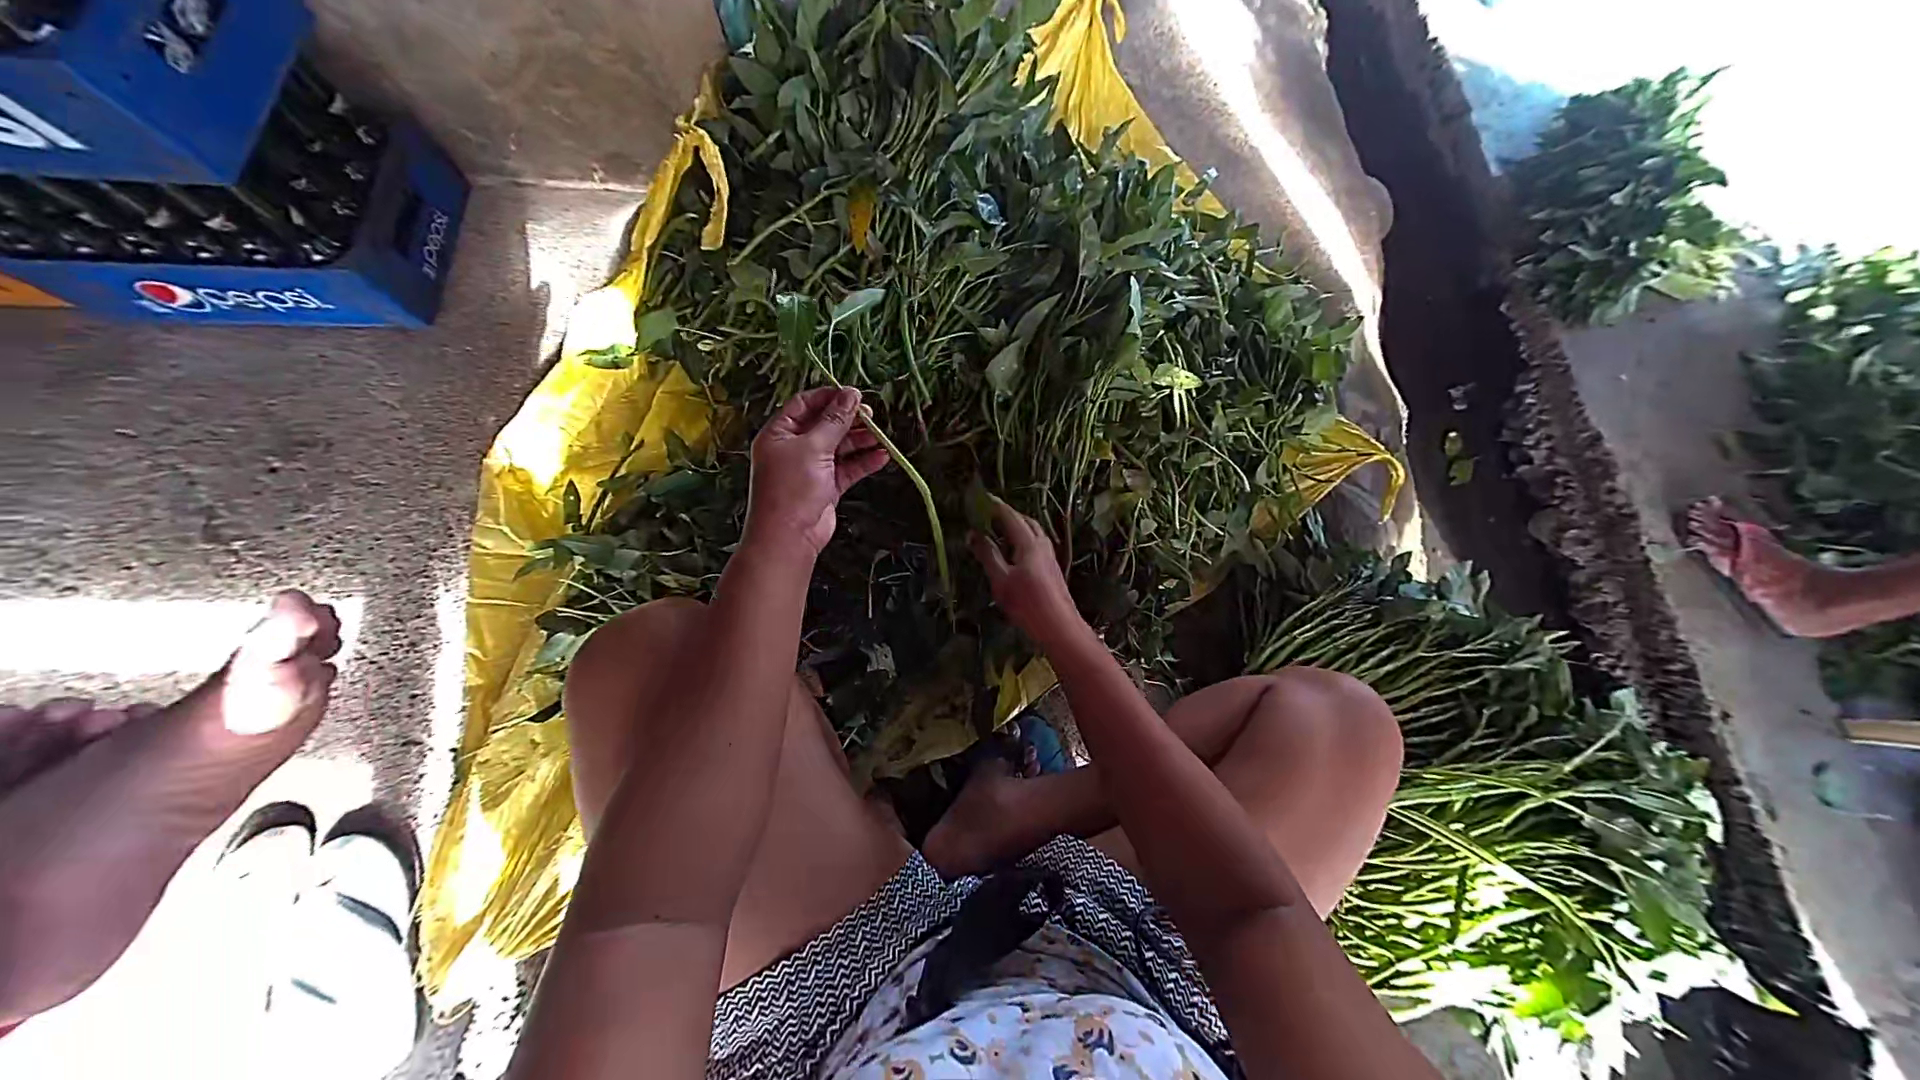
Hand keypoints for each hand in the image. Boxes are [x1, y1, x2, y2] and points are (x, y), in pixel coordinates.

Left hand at [745, 387, 890, 556]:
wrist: (789, 537)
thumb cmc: (791, 489)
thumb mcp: (813, 447)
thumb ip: (835, 421)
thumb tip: (851, 395)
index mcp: (779, 433)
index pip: (804, 404)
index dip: (829, 397)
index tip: (853, 395)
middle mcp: (793, 448)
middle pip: (825, 425)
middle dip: (849, 420)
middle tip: (871, 416)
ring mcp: (810, 468)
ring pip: (839, 447)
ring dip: (860, 441)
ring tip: (881, 437)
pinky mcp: (826, 486)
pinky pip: (847, 468)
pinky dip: (863, 462)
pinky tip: (882, 457)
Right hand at [968, 499, 1090, 651]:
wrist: (1059, 627)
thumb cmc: (1027, 604)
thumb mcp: (1000, 580)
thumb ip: (987, 554)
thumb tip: (973, 534)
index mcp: (1029, 542)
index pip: (1010, 516)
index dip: (995, 506)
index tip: (980, 498)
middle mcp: (1042, 543)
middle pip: (1024, 521)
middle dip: (1006, 514)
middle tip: (987, 514)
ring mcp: (1049, 556)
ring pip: (1032, 532)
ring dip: (1015, 526)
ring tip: (998, 530)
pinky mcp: (1051, 568)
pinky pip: (1035, 543)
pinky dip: (1021, 538)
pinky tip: (1013, 551)